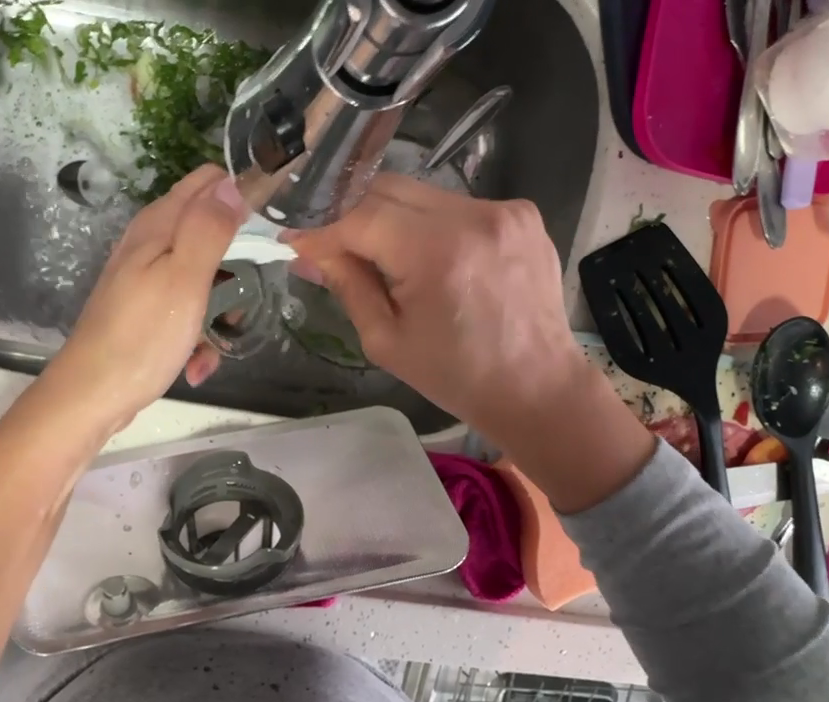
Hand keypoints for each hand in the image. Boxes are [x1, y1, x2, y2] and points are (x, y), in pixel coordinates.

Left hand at [44, 165, 248, 430]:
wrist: (92, 396)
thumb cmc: (141, 339)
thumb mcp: (184, 278)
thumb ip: (209, 228)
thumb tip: (233, 183)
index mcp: (158, 225)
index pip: (208, 183)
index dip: (242, 200)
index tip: (266, 239)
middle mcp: (148, 245)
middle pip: (210, 236)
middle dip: (235, 268)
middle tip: (242, 301)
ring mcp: (143, 282)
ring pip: (201, 283)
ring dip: (217, 314)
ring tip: (215, 343)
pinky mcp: (142, 316)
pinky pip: (183, 316)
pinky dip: (195, 339)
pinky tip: (194, 365)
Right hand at [285, 173, 587, 433]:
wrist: (535, 385)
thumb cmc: (456, 376)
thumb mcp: (386, 341)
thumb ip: (348, 286)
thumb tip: (310, 254)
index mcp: (436, 253)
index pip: (361, 215)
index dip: (322, 226)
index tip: (293, 239)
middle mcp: (472, 216)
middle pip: (390, 189)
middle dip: (351, 214)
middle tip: (326, 243)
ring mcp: (503, 209)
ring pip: (423, 195)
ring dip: (390, 219)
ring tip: (376, 256)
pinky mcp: (521, 214)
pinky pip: (456, 207)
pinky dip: (430, 226)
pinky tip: (427, 260)